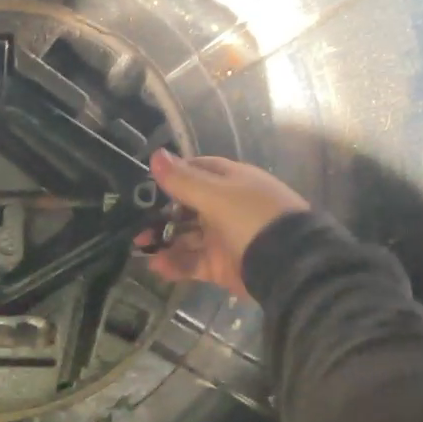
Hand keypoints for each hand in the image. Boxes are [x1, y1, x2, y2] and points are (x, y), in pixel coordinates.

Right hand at [135, 150, 308, 298]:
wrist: (287, 263)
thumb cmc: (252, 218)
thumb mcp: (216, 195)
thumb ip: (182, 180)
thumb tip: (155, 155)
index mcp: (230, 182)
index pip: (197, 171)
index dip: (173, 176)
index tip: (146, 186)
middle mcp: (225, 208)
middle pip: (185, 209)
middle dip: (159, 217)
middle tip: (135, 226)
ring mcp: (222, 238)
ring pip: (185, 237)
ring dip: (162, 242)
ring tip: (140, 249)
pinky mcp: (220, 265)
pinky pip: (191, 263)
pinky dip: (174, 264)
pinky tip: (157, 266)